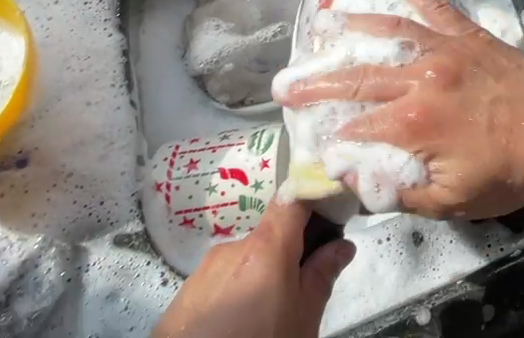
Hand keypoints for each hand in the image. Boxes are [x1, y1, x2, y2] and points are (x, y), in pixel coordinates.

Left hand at [153, 201, 353, 337]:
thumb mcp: (304, 318)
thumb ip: (323, 276)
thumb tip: (342, 246)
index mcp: (266, 247)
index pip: (293, 198)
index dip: (313, 200)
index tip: (330, 216)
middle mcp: (232, 249)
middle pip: (269, 236)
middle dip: (287, 255)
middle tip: (299, 288)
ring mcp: (202, 272)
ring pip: (243, 263)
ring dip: (258, 278)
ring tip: (263, 317)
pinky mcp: (182, 298)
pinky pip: (217, 284)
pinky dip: (232, 296)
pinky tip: (235, 329)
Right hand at [274, 0, 523, 219]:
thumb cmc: (507, 173)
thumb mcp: (449, 200)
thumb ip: (396, 189)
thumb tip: (351, 174)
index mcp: (414, 122)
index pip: (358, 126)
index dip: (335, 137)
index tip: (318, 142)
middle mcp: (423, 77)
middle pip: (359, 78)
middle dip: (318, 84)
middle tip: (284, 85)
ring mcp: (445, 49)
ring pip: (388, 33)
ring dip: (350, 29)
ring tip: (320, 24)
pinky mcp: (466, 34)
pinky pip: (432, 6)